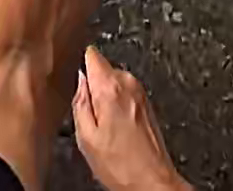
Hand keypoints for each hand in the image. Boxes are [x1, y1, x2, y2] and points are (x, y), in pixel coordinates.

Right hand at [73, 47, 191, 190]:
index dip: (82, 67)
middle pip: (102, 69)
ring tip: (108, 128)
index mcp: (109, 86)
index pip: (91, 54)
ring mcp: (139, 89)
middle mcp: (127, 81)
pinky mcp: (146, 99)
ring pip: (113, 82)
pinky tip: (119, 130)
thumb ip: (79, 103)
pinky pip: (124, 93)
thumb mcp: (87, 138)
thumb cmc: (121, 166)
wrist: (153, 182)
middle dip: (94, 88)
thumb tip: (79, 80)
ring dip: (107, 98)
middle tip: (94, 118)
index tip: (80, 84)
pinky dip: (119, 106)